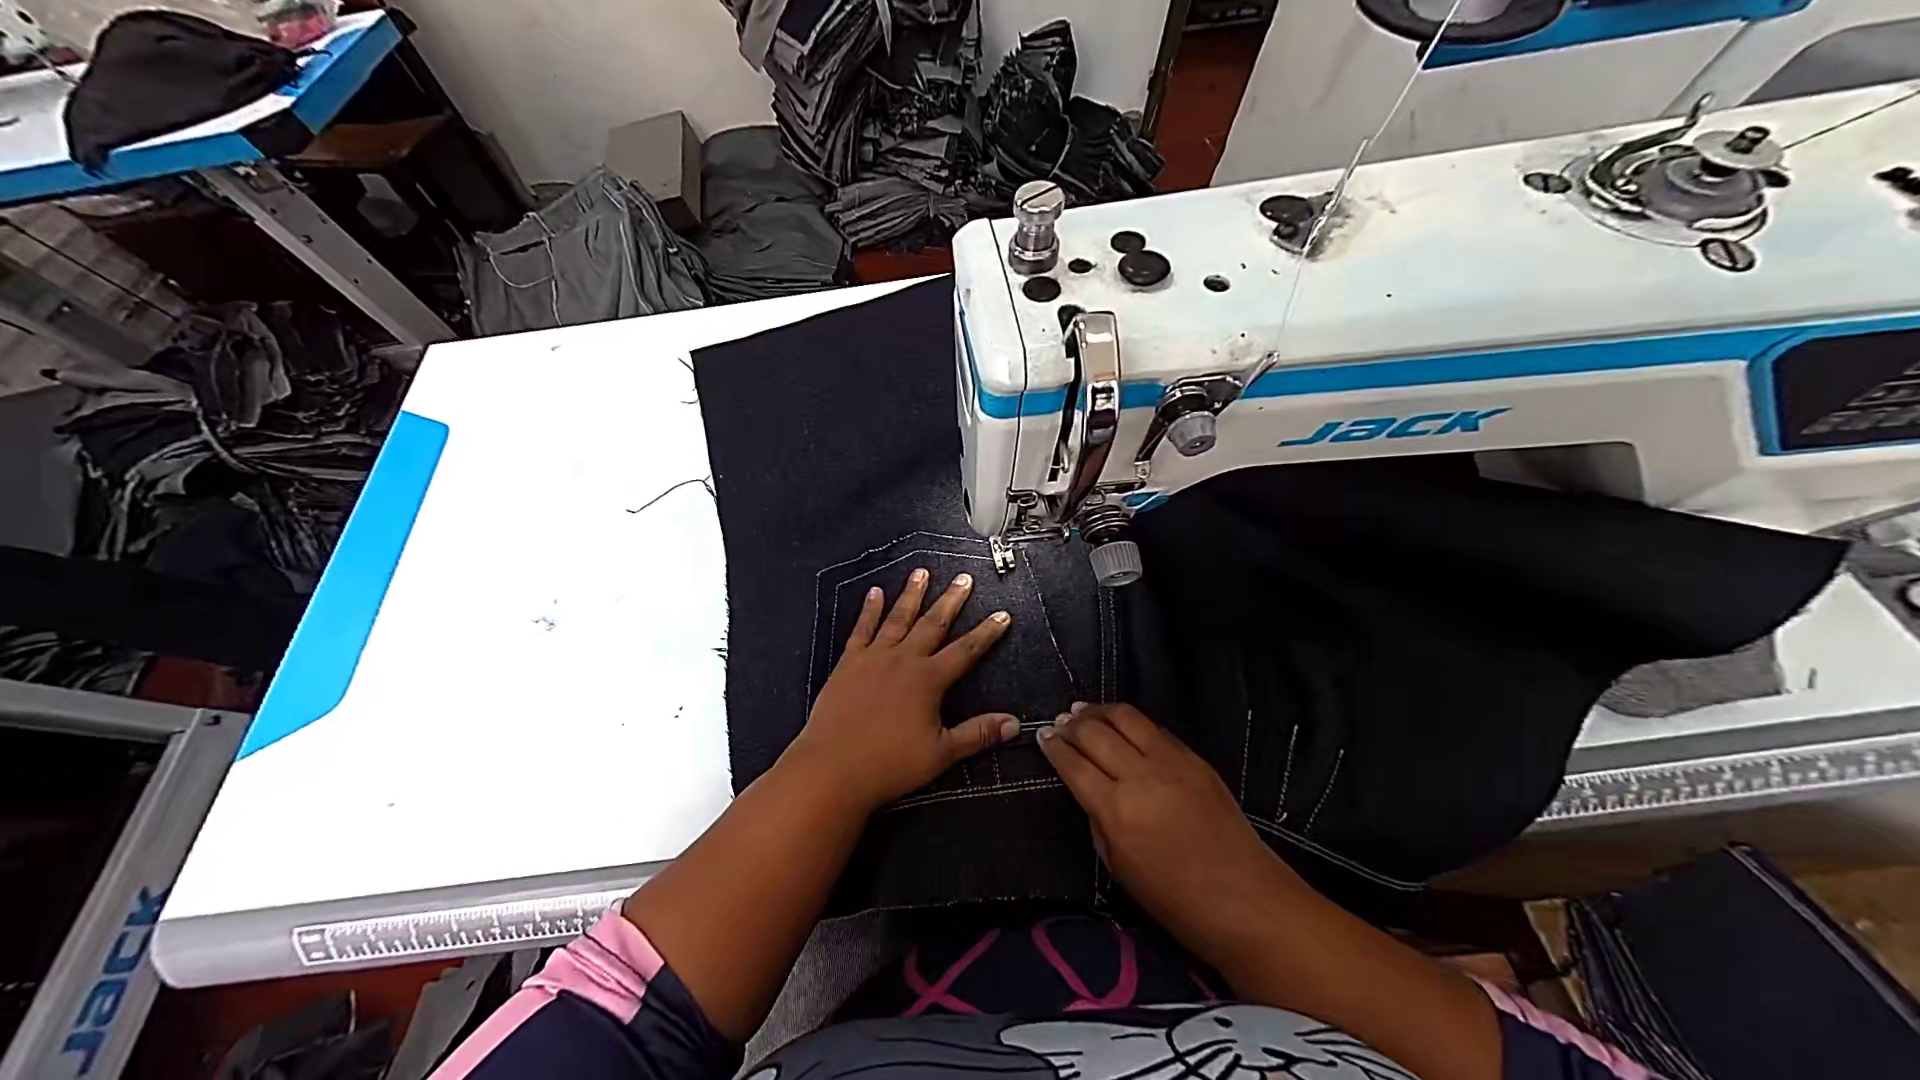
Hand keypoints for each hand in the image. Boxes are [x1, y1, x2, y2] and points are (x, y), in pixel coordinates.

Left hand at [783, 568, 1018, 811]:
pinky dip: (869, 610)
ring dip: (912, 595)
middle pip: (933, 624)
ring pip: (898, 618)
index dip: (986, 633)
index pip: (966, 650)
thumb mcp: (941, 753)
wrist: (833, 768)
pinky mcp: (848, 664)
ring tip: (921, 573)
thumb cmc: (887, 764)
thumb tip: (1012, 724)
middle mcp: (902, 661)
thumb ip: (978, 734)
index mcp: (927, 680)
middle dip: (951, 600)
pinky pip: (862, 629)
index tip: (1001, 616)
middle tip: (963, 579)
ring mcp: (873, 658)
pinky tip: (874, 594)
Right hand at [1038, 703, 1295, 956]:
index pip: (1073, 763)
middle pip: (1094, 733)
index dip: (1053, 746)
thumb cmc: (1177, 901)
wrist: (1247, 901)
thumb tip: (1088, 789)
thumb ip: (1098, 820)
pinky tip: (1121, 726)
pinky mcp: (1195, 759)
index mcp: (1117, 811)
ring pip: (1125, 718)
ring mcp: (1171, 762)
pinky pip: (1154, 729)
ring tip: (1082, 711)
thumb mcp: (1119, 867)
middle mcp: (1141, 777)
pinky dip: (1130, 723)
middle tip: (1059, 723)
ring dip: (1098, 711)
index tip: (1042, 737)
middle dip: (1070, 724)